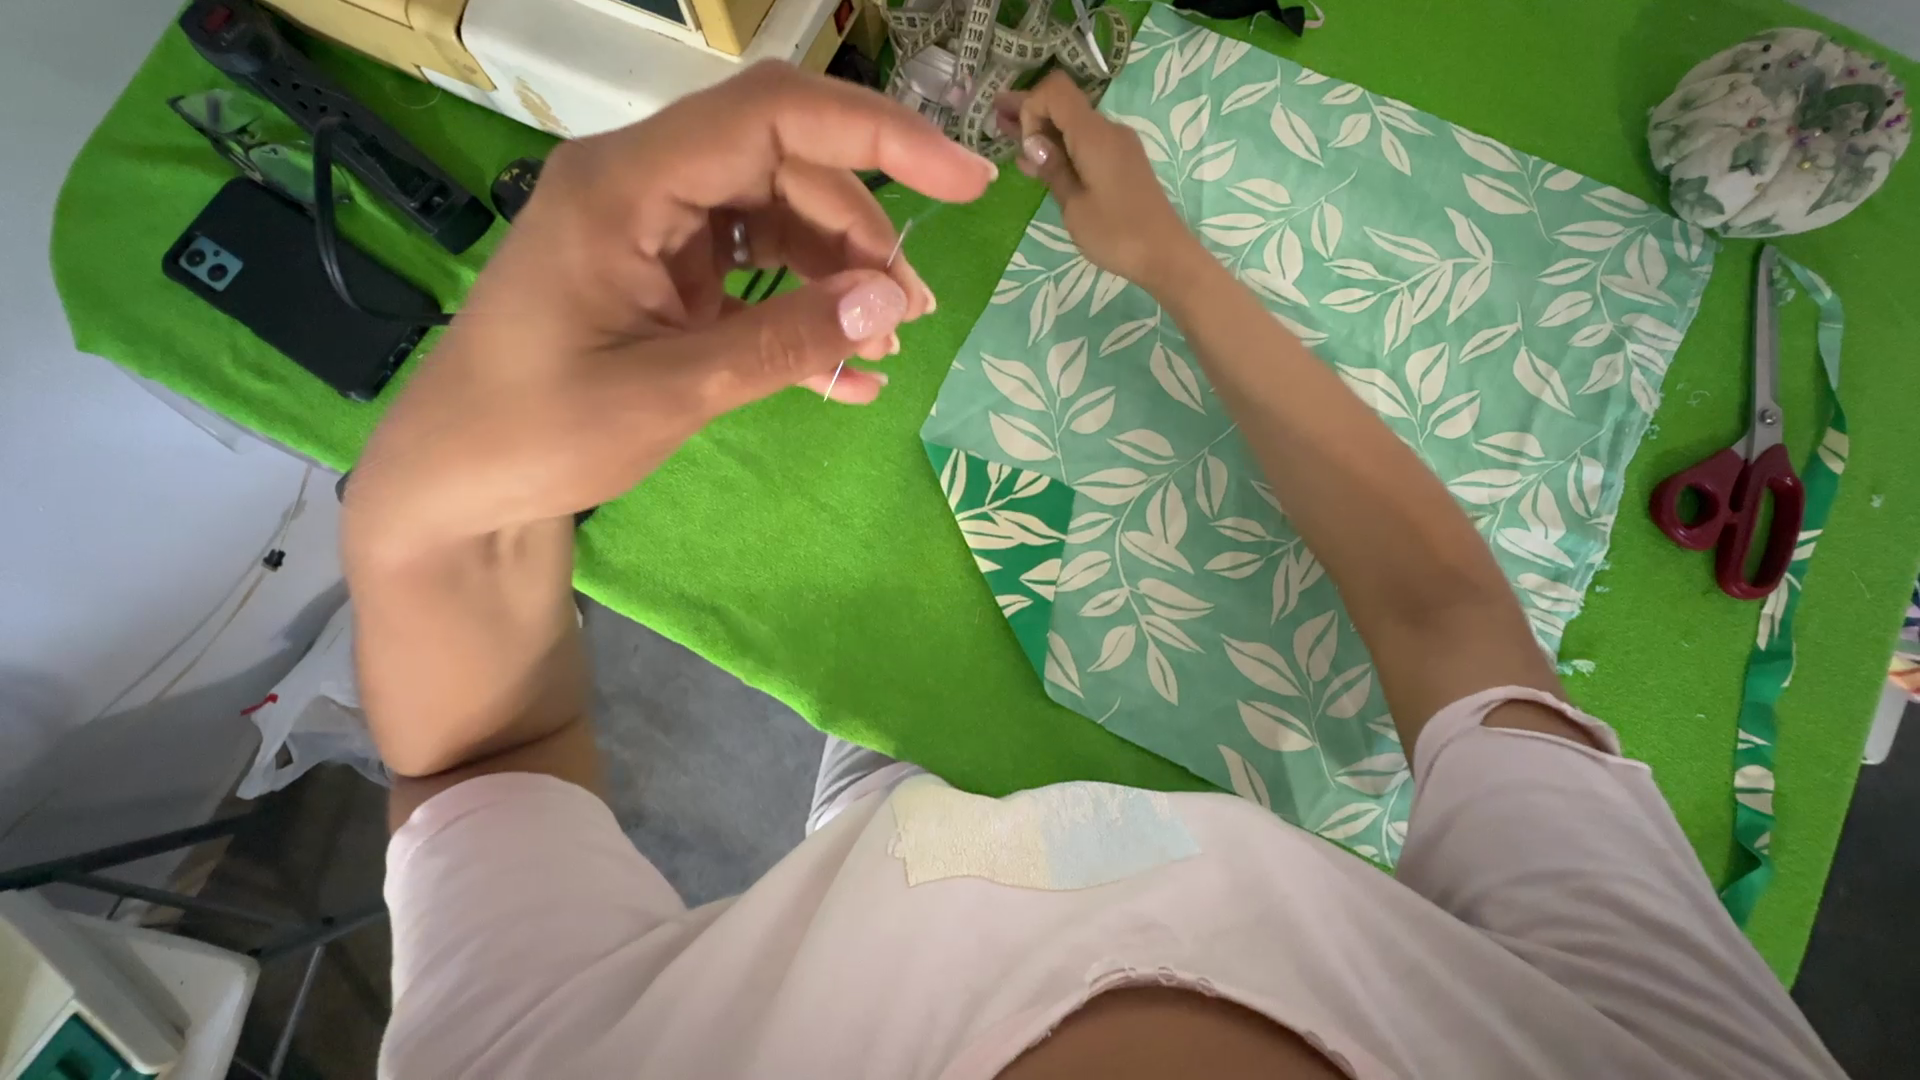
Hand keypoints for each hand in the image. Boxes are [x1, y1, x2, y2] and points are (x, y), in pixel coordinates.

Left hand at [346, 62, 997, 554]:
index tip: (964, 179)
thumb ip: (786, 340)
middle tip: (911, 311)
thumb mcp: (673, 390)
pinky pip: (755, 276)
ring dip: (841, 276)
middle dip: (863, 232)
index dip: (881, 135)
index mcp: (626, 186)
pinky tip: (849, 373)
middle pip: (785, 167)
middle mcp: (645, 188)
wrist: (463, 481)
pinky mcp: (668, 280)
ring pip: (778, 220)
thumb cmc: (540, 431)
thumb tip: (894, 303)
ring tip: (889, 344)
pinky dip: (804, 316)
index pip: (772, 118)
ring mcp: (657, 234)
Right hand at [995, 72, 1204, 291]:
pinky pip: (1087, 144)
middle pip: (1064, 105)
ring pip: (1074, 125)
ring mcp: (1118, 145)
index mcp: (1094, 135)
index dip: (1031, 106)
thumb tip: (1032, 143)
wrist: (1163, 253)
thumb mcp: (1075, 206)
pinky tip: (1041, 163)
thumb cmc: (1116, 233)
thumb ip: (1053, 170)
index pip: (1055, 91)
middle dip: (1030, 112)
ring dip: (1044, 132)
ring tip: (1010, 139)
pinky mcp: (1122, 162)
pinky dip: (1062, 148)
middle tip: (997, 117)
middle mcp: (1107, 130)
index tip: (1024, 146)